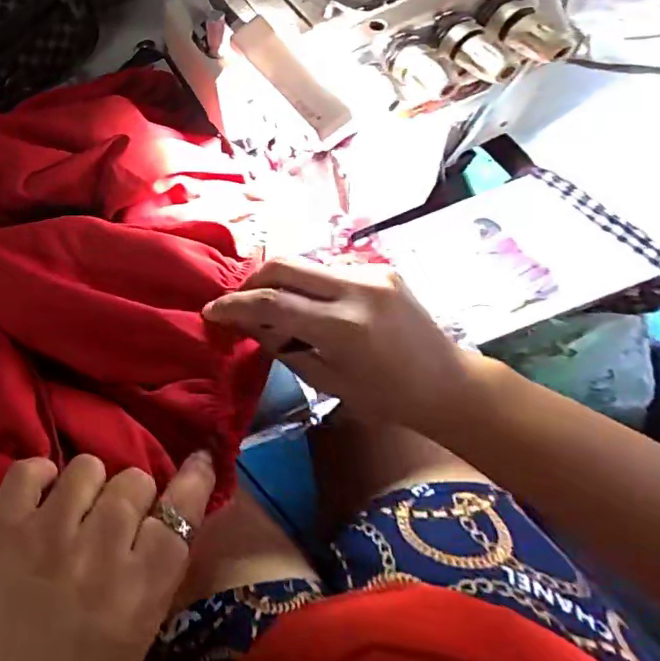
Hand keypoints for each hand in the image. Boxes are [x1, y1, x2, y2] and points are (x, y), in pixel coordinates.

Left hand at [0, 451, 215, 660]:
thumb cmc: (98, 654)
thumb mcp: (149, 614)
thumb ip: (167, 555)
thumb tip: (189, 483)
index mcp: (140, 588)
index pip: (179, 514)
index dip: (192, 480)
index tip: (198, 460)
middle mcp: (97, 557)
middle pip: (134, 481)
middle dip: (133, 495)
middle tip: (118, 519)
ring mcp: (48, 538)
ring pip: (88, 467)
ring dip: (90, 485)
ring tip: (80, 512)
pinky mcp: (8, 529)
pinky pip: (29, 469)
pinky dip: (40, 475)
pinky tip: (46, 497)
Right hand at [202, 258, 501, 430]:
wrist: (448, 383)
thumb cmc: (386, 397)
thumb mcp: (327, 379)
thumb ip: (283, 344)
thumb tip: (247, 321)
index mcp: (343, 326)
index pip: (272, 302)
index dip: (235, 305)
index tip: (211, 311)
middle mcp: (357, 289)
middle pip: (284, 265)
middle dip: (252, 281)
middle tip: (238, 303)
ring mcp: (372, 272)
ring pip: (305, 263)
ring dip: (280, 281)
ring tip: (274, 309)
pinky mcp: (381, 267)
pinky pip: (328, 268)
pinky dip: (308, 284)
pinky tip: (310, 306)